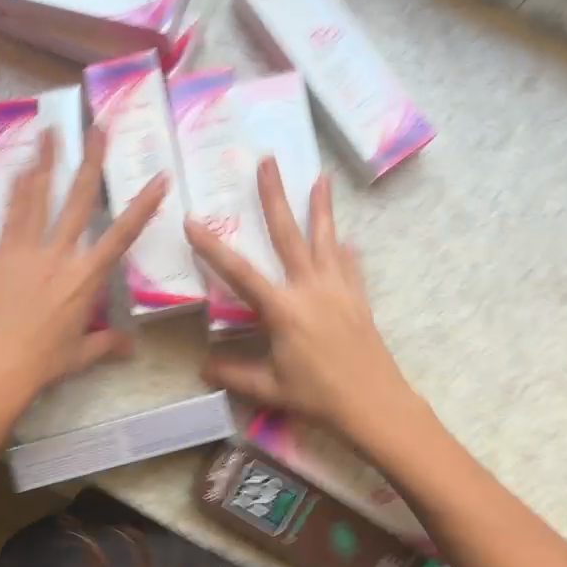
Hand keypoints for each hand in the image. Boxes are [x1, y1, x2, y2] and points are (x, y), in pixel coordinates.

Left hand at [0, 127, 164, 420]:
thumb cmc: (42, 364)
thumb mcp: (81, 356)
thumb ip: (107, 343)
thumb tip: (130, 346)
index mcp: (85, 281)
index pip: (121, 236)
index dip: (142, 206)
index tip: (159, 178)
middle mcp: (59, 257)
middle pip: (79, 201)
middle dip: (91, 162)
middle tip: (97, 127)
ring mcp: (27, 251)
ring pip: (40, 198)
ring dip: (46, 161)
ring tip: (50, 130)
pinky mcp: (1, 255)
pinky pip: (11, 214)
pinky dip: (16, 189)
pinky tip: (19, 167)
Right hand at [184, 160, 416, 439]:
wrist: (374, 404)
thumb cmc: (317, 398)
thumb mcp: (268, 388)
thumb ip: (234, 374)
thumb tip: (202, 366)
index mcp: (283, 309)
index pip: (239, 272)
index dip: (212, 247)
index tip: (192, 220)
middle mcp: (310, 289)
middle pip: (288, 234)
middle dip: (275, 196)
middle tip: (267, 161)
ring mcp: (338, 290)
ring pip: (326, 239)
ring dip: (321, 208)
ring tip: (320, 178)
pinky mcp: (358, 299)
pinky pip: (349, 266)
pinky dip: (344, 250)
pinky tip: (344, 240)